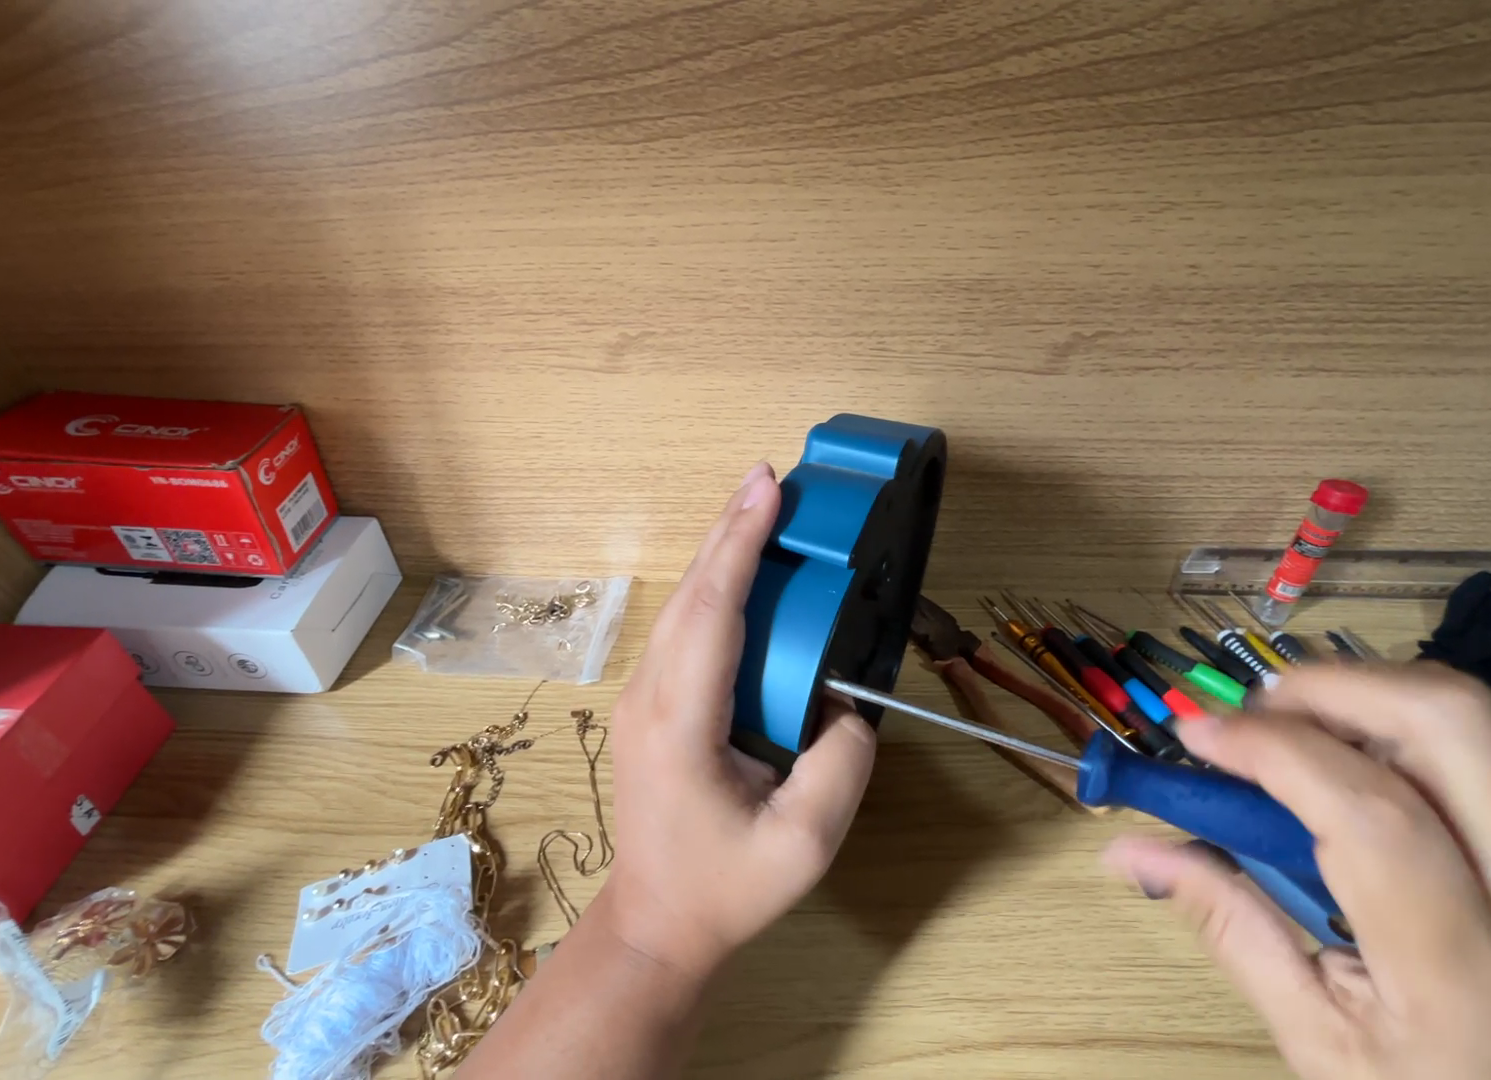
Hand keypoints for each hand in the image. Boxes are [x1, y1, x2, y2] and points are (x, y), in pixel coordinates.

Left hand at [591, 462, 877, 980]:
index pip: (712, 615)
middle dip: (729, 528)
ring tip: (760, 507)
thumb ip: (841, 764)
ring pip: (682, 604)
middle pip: (690, 594)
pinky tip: (741, 567)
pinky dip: (714, 584)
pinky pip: (684, 627)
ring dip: (720, 550)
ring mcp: (641, 696)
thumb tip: (849, 699)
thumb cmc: (726, 886)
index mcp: (680, 724)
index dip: (739, 546)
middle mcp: (650, 696)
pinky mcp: (650, 700)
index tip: (766, 490)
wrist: (657, 919)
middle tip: (769, 477)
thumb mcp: (805, 842)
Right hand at [1105, 664, 1490, 1079]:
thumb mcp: (1328, 1050)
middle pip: (1455, 725)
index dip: (1268, 749)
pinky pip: (1487, 758)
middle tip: (1258, 705)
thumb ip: (1232, 932)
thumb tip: (1130, 851)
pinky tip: (1350, 769)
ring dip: (1367, 696)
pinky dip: (1400, 732)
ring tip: (1292, 726)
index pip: (1368, 813)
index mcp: (1466, 976)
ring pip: (1478, 725)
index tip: (1196, 734)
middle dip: (1336, 683)